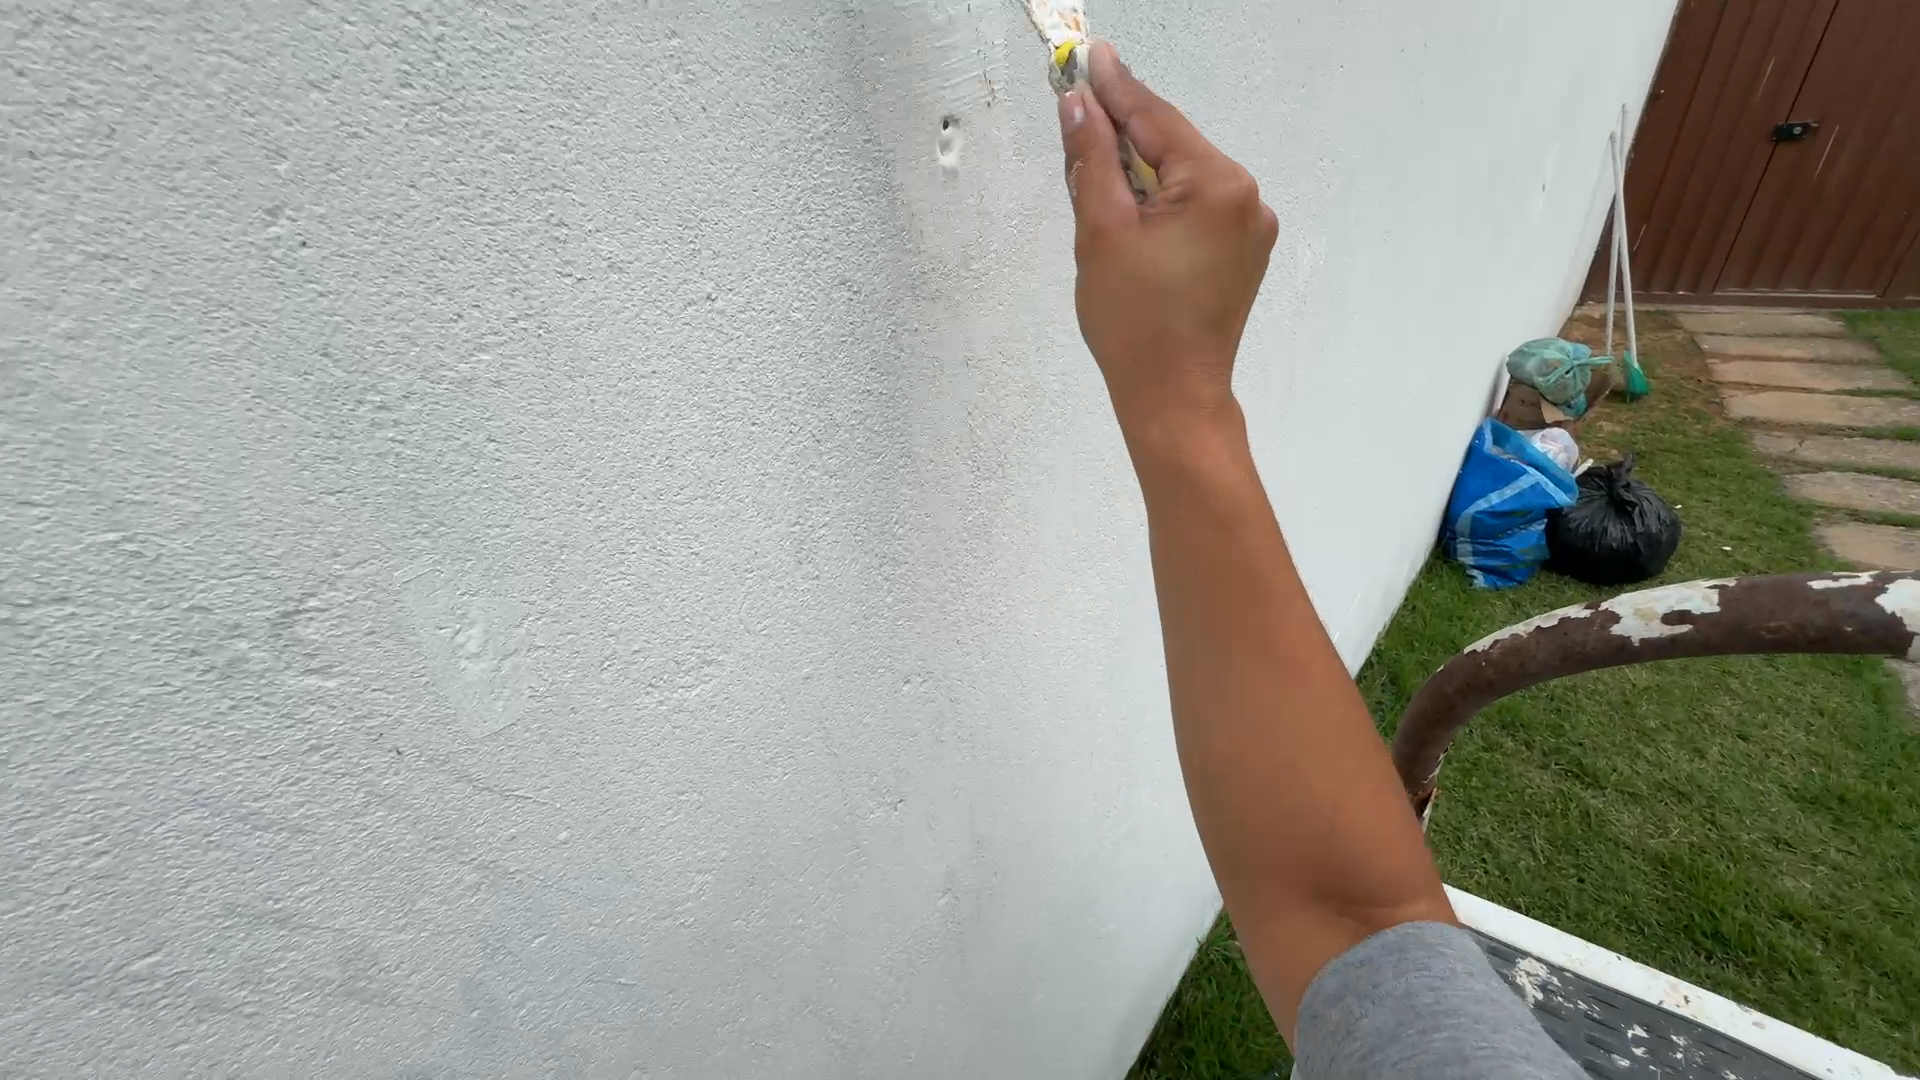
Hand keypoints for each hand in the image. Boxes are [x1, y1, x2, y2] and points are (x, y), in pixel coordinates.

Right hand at [1058, 42, 1277, 432]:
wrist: (1172, 397)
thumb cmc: (1133, 324)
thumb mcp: (1100, 234)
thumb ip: (1091, 162)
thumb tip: (1079, 106)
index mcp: (1216, 184)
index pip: (1155, 120)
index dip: (1115, 88)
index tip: (1089, 56)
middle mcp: (1247, 197)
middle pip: (1172, 150)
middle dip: (1123, 144)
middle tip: (1081, 131)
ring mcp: (1251, 230)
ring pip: (1183, 184)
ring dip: (1141, 182)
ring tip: (1100, 201)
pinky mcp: (1243, 258)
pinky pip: (1197, 215)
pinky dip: (1163, 212)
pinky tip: (1134, 231)